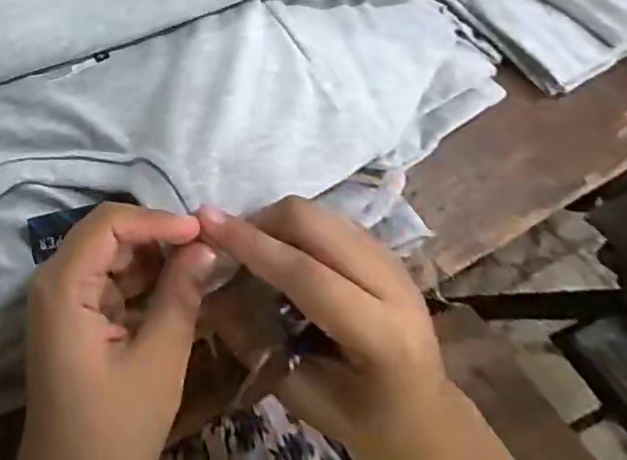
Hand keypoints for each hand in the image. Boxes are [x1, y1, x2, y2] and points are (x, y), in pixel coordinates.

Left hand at [19, 204, 219, 459]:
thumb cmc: (112, 429)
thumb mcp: (156, 364)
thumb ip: (180, 298)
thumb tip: (205, 246)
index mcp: (63, 285)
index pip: (108, 224)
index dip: (154, 219)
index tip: (200, 230)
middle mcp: (55, 279)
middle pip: (107, 235)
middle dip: (156, 236)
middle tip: (206, 245)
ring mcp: (62, 297)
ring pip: (111, 255)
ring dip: (154, 258)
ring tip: (201, 263)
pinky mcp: (74, 315)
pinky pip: (111, 281)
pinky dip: (144, 282)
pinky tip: (179, 287)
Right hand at [197, 198, 509, 458]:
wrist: (424, 413)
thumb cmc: (360, 414)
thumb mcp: (302, 393)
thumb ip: (253, 340)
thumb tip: (203, 291)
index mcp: (382, 337)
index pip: (307, 274)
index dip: (252, 245)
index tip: (205, 222)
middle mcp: (394, 287)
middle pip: (314, 224)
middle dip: (260, 221)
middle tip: (224, 239)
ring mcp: (392, 260)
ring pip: (318, 212)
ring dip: (274, 219)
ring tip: (250, 245)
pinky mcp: (383, 247)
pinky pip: (326, 217)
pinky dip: (292, 224)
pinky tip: (279, 249)